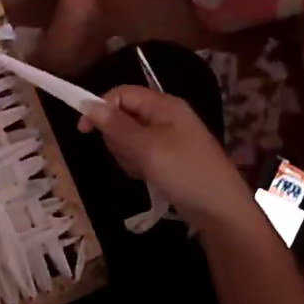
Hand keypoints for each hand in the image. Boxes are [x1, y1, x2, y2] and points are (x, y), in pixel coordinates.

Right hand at [81, 85, 257, 230]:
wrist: (220, 209)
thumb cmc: (185, 173)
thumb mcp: (147, 148)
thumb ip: (116, 126)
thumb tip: (88, 104)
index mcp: (164, 105)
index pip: (123, 93)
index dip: (101, 107)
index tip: (83, 131)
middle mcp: (166, 116)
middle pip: (124, 116)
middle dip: (118, 138)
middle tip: (131, 157)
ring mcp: (169, 138)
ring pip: (130, 139)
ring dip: (128, 156)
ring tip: (143, 171)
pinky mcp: (169, 158)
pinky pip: (142, 155)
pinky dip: (139, 166)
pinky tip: (148, 179)